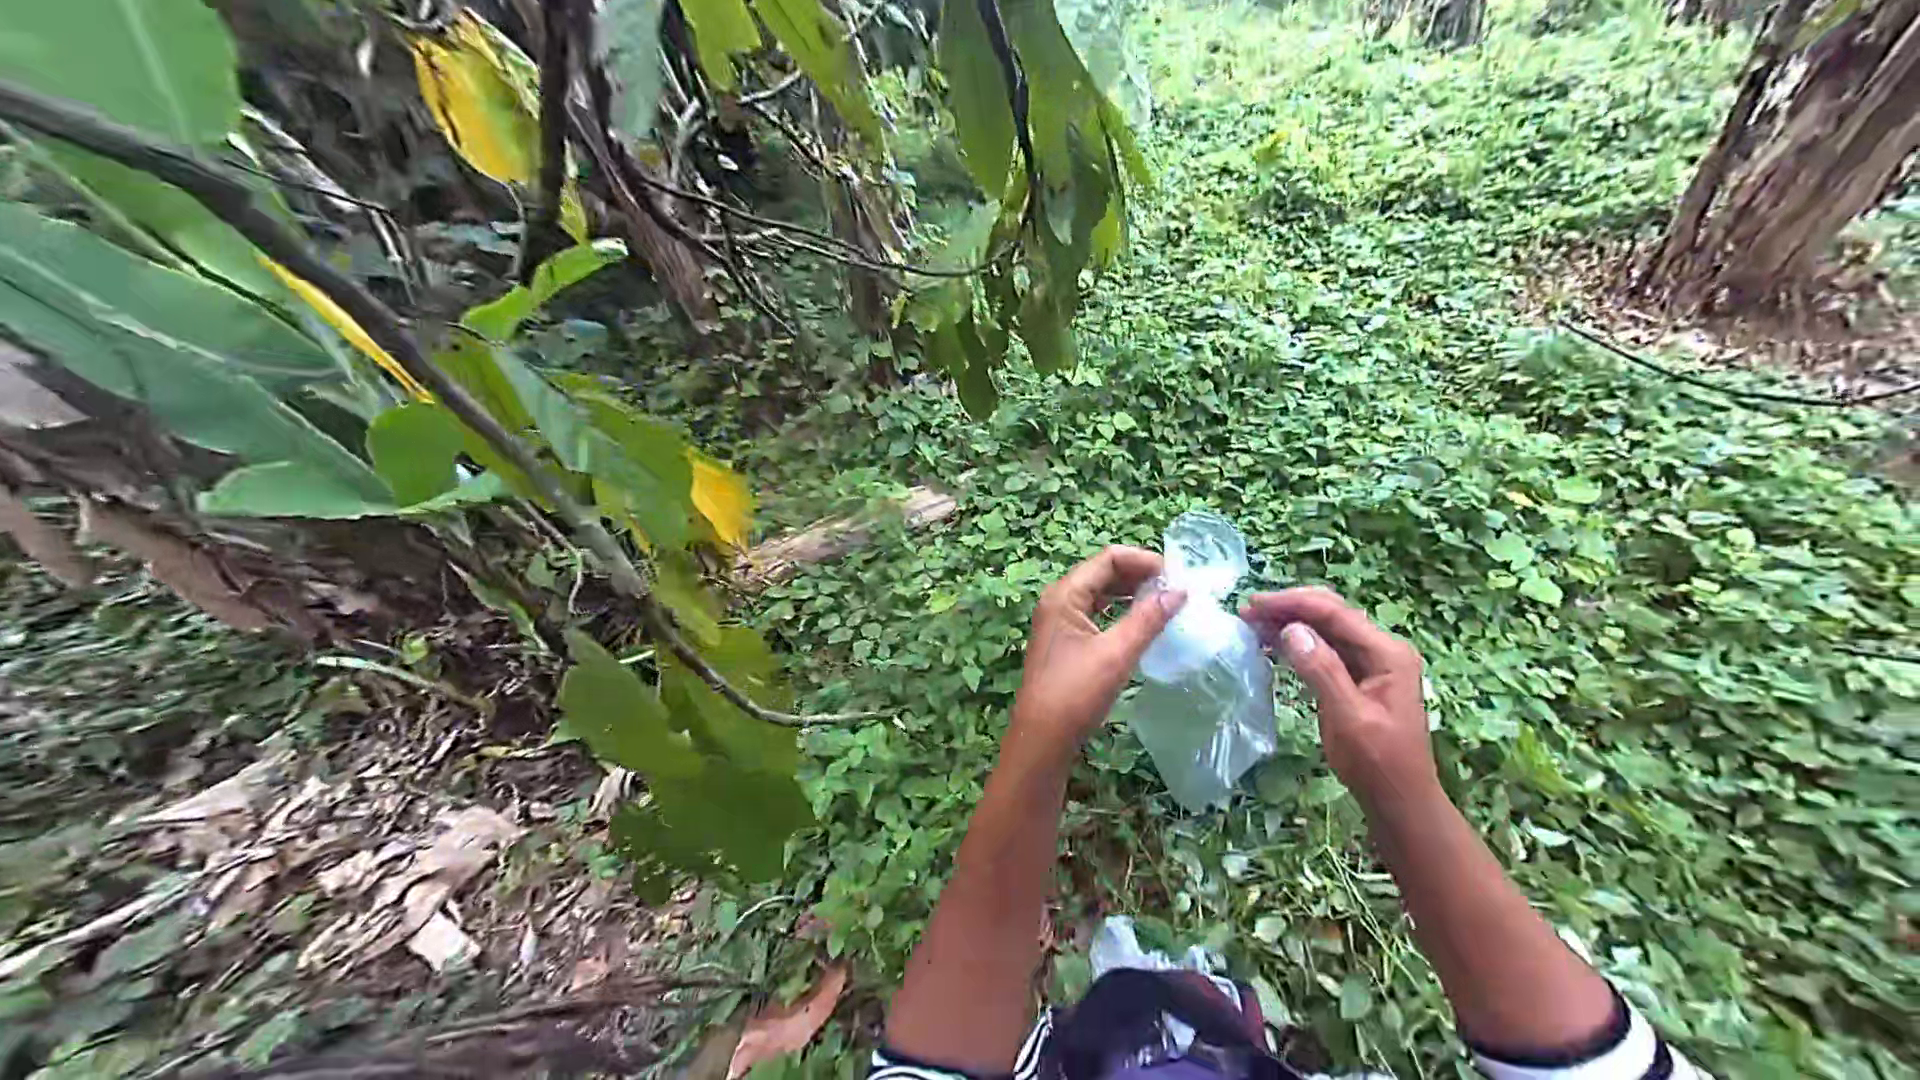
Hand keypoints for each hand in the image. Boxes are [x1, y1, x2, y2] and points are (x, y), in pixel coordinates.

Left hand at [1008, 546, 1186, 765]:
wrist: (1042, 737)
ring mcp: (1058, 620)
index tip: (1176, 577)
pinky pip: (1095, 612)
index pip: (1108, 558)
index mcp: (1064, 594)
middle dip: (1139, 575)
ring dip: (1131, 593)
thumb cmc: (1076, 693)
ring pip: (1100, 593)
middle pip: (1103, 572)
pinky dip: (1119, 611)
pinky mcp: (1064, 639)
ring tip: (1165, 603)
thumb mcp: (1117, 653)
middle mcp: (1058, 600)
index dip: (1143, 561)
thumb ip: (1148, 618)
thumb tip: (1179, 591)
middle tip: (1175, 590)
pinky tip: (1142, 622)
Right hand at [1241, 587, 1434, 807]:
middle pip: (1330, 613)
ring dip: (1289, 621)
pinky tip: (1271, 641)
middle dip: (1289, 607)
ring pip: (1324, 627)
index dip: (1292, 604)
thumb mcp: (1349, 717)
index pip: (1335, 613)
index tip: (1253, 604)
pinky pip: (1323, 646)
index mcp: (1387, 654)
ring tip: (1252, 623)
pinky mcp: (1354, 675)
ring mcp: (1369, 662)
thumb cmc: (1377, 761)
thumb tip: (1291, 630)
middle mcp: (1380, 650)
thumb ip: (1323, 671)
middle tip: (1248, 611)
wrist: (1398, 798)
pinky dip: (1296, 640)